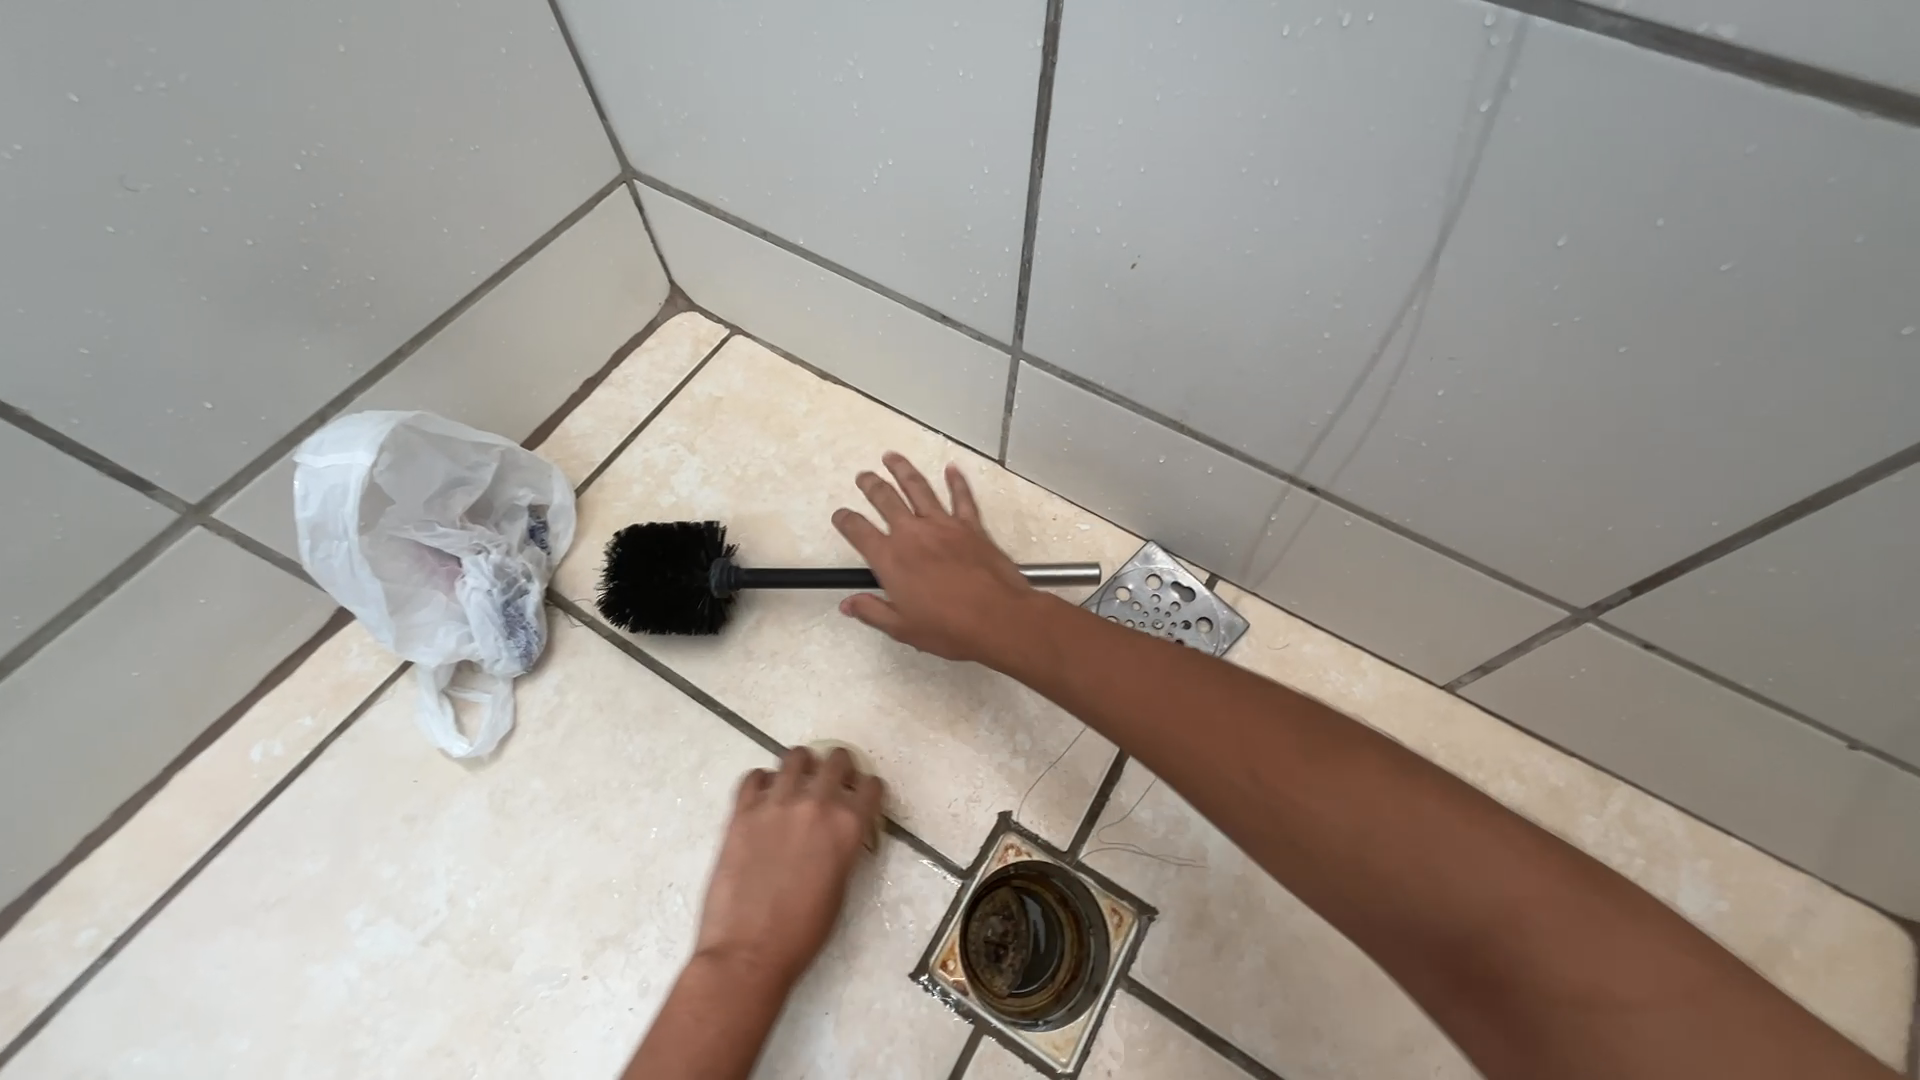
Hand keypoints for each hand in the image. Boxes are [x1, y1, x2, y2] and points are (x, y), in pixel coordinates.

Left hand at [692, 747, 883, 990]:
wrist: (748, 953)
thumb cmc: (803, 933)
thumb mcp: (840, 888)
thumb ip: (842, 848)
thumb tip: (838, 832)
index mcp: (848, 827)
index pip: (871, 786)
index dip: (868, 790)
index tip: (861, 796)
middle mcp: (816, 805)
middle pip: (837, 760)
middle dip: (839, 767)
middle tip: (831, 781)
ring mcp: (776, 804)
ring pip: (795, 757)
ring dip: (802, 765)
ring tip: (796, 781)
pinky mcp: (742, 812)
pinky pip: (753, 777)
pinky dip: (762, 782)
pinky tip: (762, 797)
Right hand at [831, 452, 1042, 664]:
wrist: (997, 617)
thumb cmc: (948, 628)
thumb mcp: (903, 628)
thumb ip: (873, 611)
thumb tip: (848, 604)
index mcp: (891, 559)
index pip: (859, 532)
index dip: (846, 521)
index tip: (840, 515)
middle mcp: (913, 534)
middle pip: (886, 500)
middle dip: (871, 485)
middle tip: (863, 476)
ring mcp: (944, 526)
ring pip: (919, 489)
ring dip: (903, 470)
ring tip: (892, 457)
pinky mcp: (972, 526)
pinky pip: (962, 498)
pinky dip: (956, 482)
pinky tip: (952, 469)